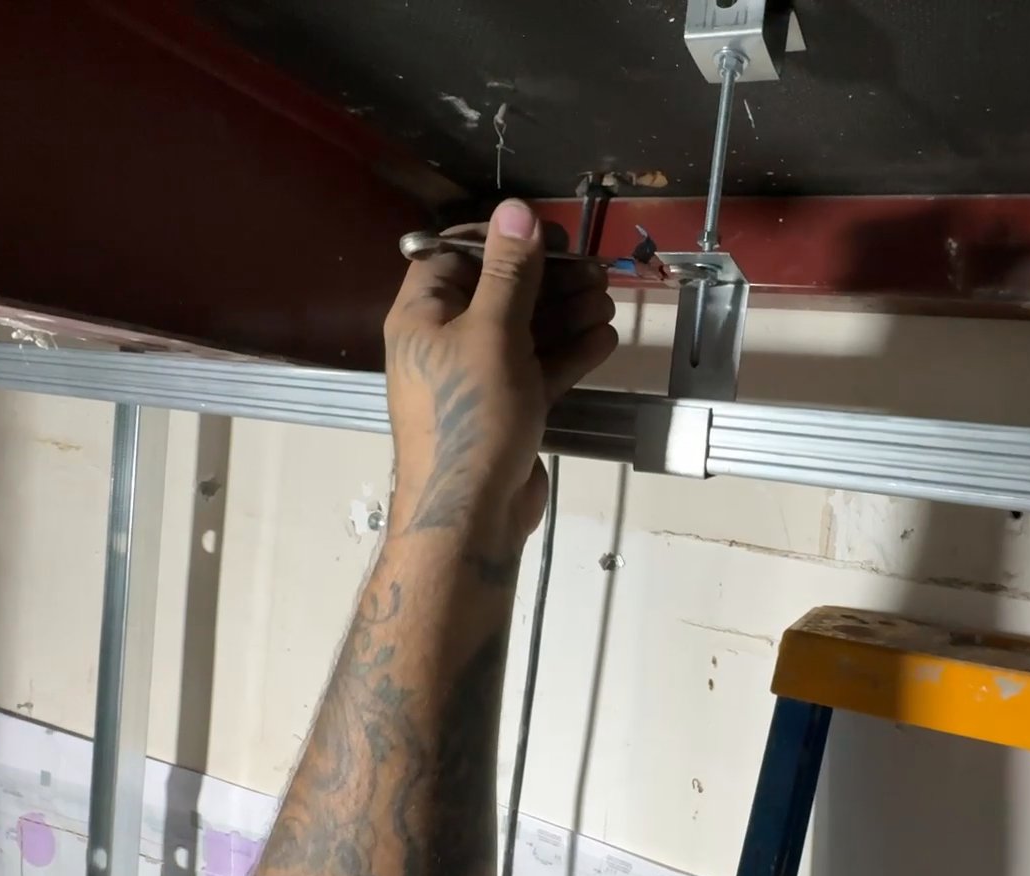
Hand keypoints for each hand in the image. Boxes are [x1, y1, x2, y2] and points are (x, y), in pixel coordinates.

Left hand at [382, 199, 617, 553]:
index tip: (547, 235)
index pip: (455, 256)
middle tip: (593, 270)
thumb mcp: (493, 334)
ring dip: (565, 315)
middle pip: (499, 293)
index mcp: (423, 315)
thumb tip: (517, 209)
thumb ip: (509, 273)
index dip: (501, 240)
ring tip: (606, 300)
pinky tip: (603, 339)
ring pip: (524, 332)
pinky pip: (537, 369)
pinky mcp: (507, 408)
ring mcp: (478, 378)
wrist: (473, 511)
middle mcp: (446, 342)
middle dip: (547, 280)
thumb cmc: (472, 416)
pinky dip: (568, 354)